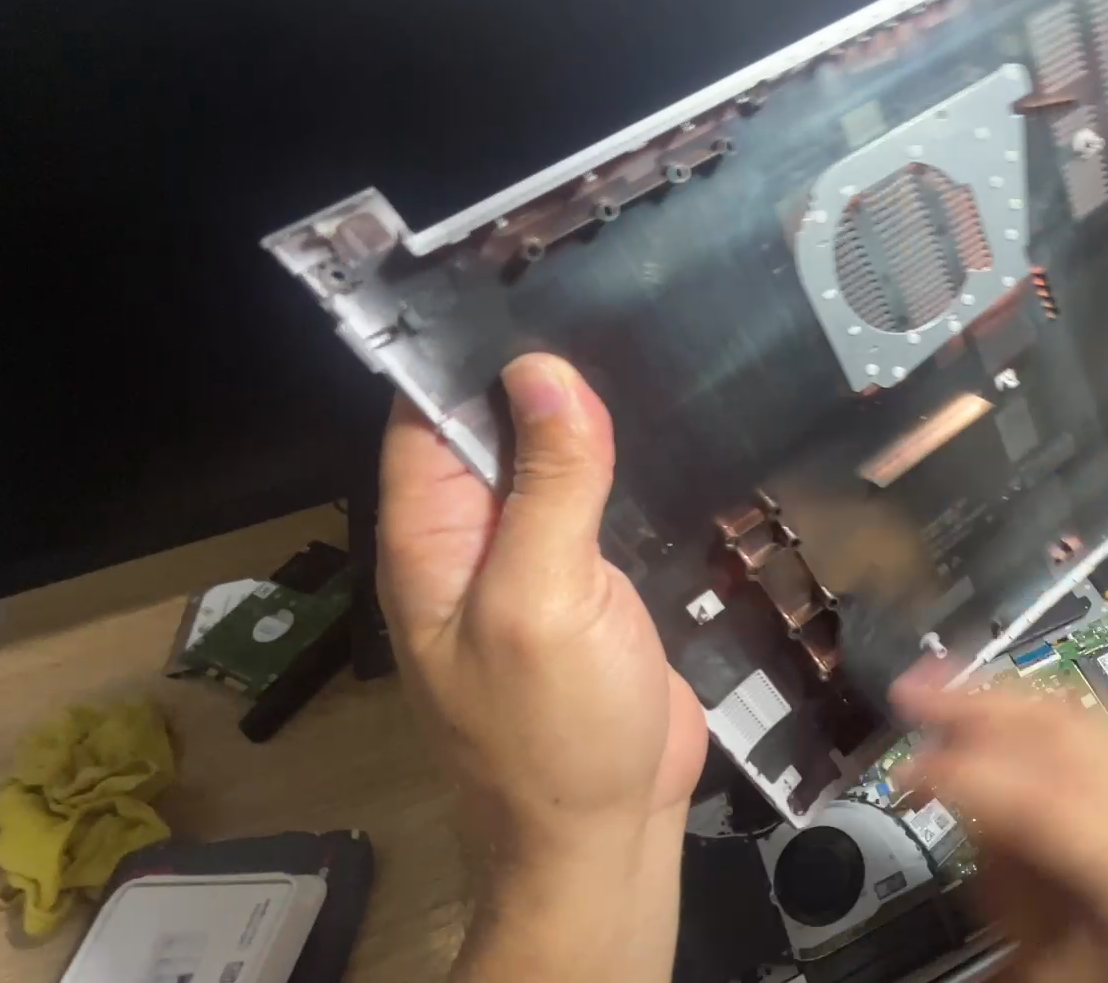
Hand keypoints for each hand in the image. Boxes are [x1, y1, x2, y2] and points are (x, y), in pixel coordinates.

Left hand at [378, 352, 708, 980]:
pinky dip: (633, 472)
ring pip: (563, 468)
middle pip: (503, 434)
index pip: (428, 417)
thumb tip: (545, 373)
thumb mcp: (541, 598)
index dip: (467, 353)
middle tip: (618, 305)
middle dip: (549, 378)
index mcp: (435, 537)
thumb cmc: (555, 726)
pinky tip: (679, 437)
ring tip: (658, 354)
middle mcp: (481, 539)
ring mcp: (544, 562)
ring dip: (598, 422)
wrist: (608, 825)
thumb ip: (549, 487)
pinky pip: (608, 508)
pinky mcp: (600, 584)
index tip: (529, 283)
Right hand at [892, 675, 1107, 982]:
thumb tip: (964, 793)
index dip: (966, 772)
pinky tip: (995, 698)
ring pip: (1072, 710)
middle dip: (975, 703)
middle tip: (912, 690)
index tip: (909, 766)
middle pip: (1060, 730)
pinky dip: (1032, 704)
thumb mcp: (1063, 954)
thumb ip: (1011, 876)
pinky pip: (1088, 717)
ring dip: (998, 693)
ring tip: (940, 682)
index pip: (1043, 799)